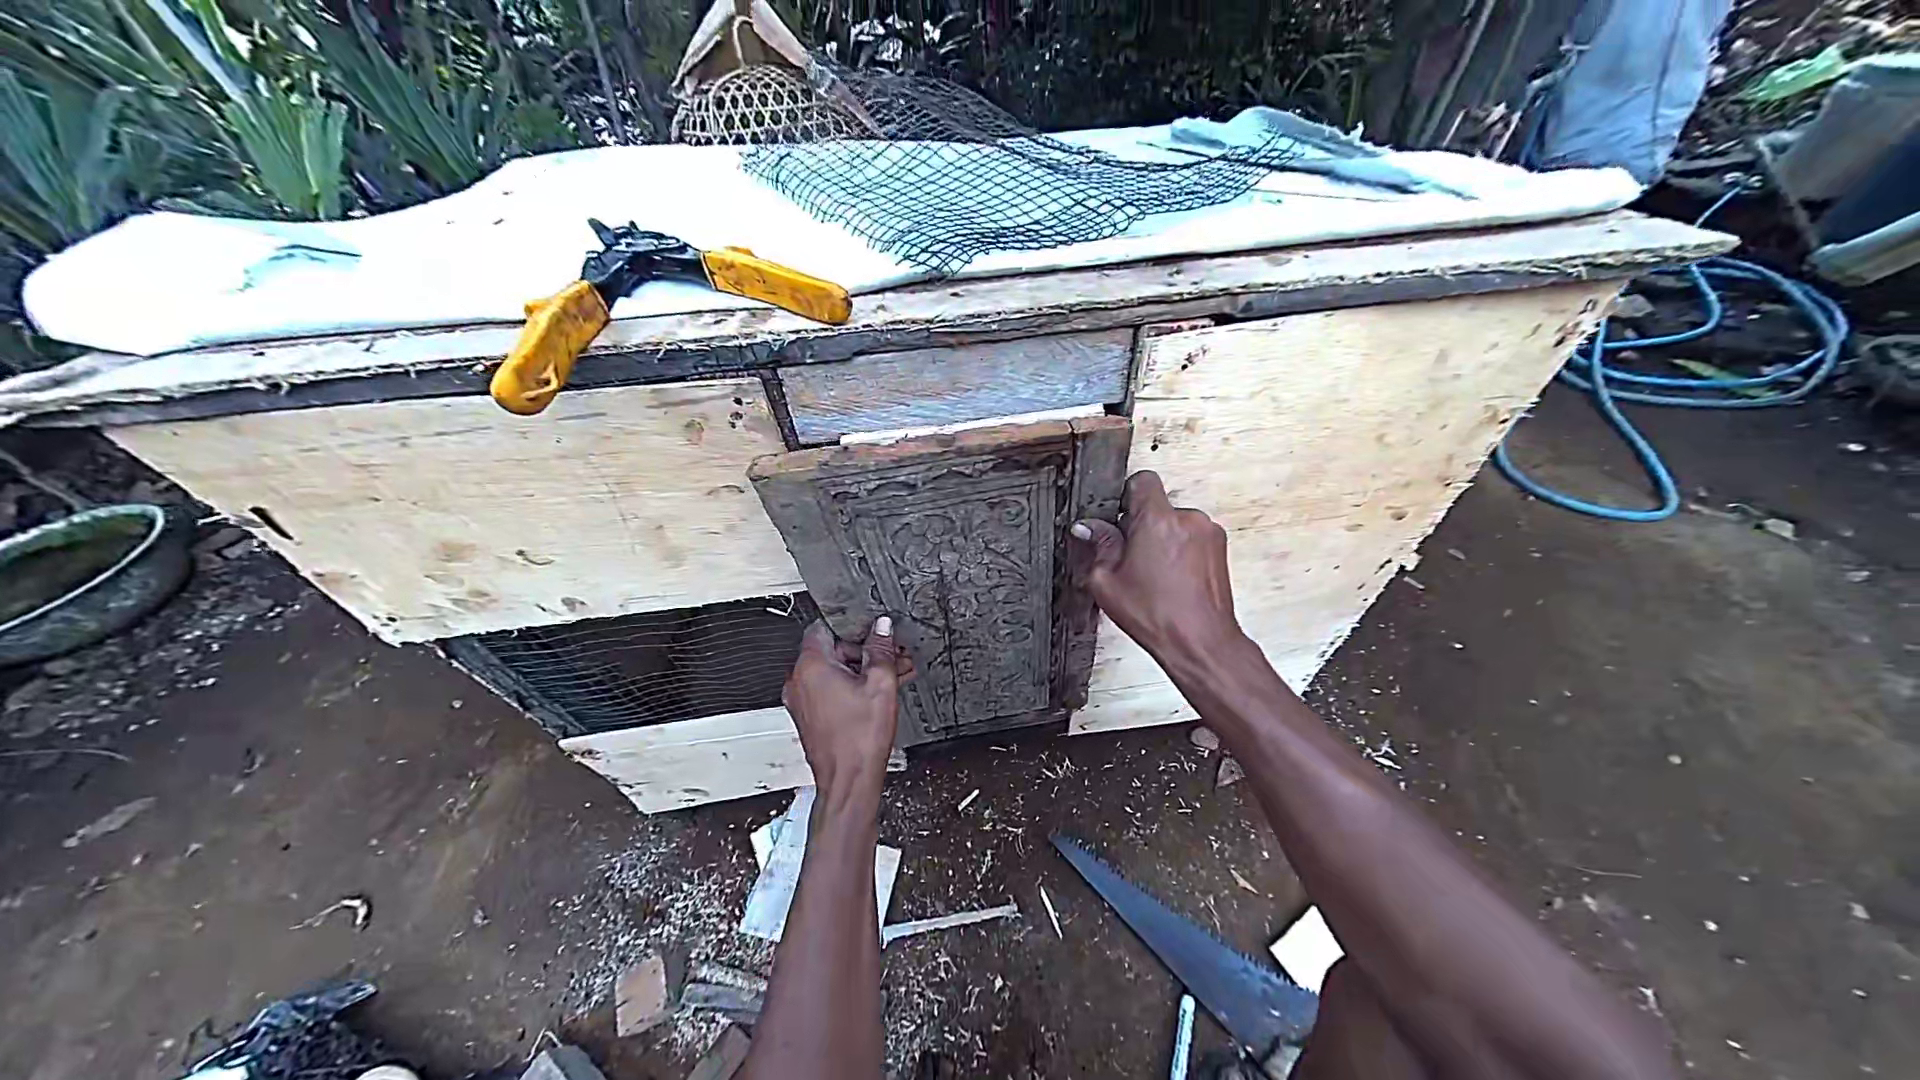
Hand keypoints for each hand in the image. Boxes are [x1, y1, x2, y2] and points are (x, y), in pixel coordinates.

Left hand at [782, 617, 912, 796]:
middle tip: (891, 656)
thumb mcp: (881, 684)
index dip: (853, 626)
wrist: (849, 781)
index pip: (825, 627)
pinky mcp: (810, 715)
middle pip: (832, 650)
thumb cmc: (859, 741)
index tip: (873, 630)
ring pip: (834, 671)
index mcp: (810, 666)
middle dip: (864, 651)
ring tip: (893, 675)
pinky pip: (830, 690)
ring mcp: (802, 700)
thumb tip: (882, 628)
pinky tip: (878, 693)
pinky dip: (851, 687)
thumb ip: (881, 650)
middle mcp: (799, 681)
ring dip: (861, 670)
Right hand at [1071, 471, 1245, 670]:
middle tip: (1129, 556)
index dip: (1126, 495)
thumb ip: (1098, 546)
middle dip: (1141, 525)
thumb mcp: (1107, 582)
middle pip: (1157, 506)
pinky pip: (1192, 537)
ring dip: (1162, 539)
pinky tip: (1170, 579)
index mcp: (1157, 521)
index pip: (1142, 480)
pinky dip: (1180, 551)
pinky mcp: (1219, 549)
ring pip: (1175, 523)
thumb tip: (1088, 528)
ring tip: (1152, 574)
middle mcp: (1188, 520)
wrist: (1200, 641)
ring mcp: (1208, 533)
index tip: (1119, 514)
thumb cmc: (1159, 616)